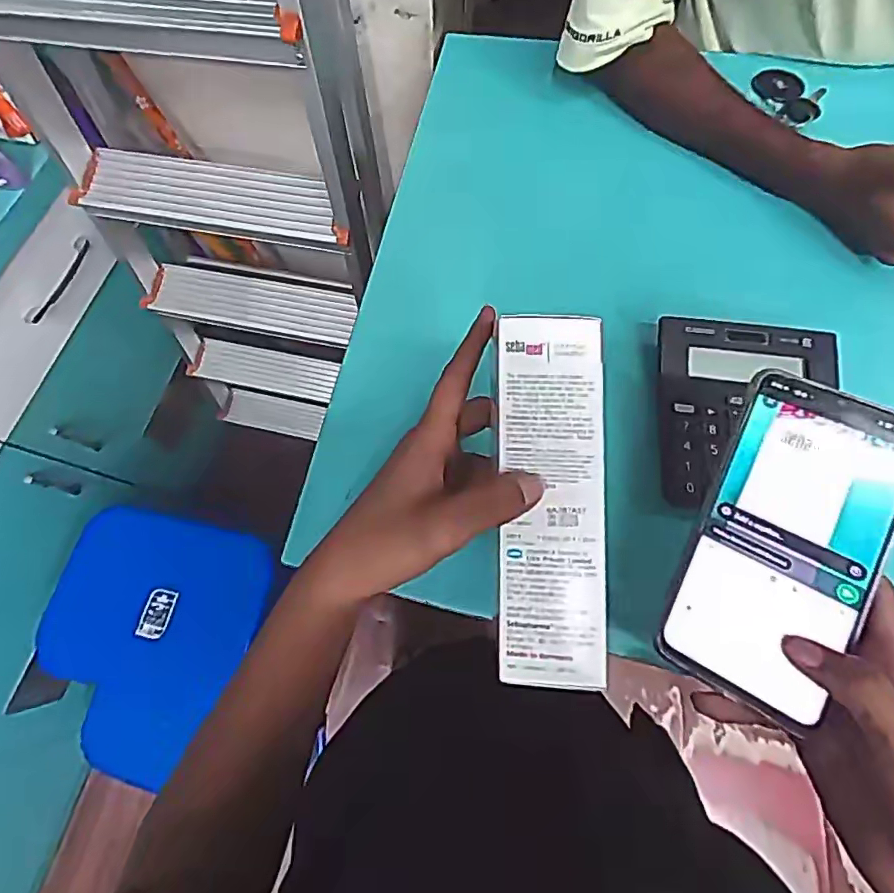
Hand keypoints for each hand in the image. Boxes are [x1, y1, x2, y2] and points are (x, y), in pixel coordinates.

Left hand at [301, 306, 543, 605]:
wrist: (345, 574)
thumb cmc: (385, 540)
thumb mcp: (446, 523)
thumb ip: (492, 503)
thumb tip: (536, 482)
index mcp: (428, 440)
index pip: (454, 382)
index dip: (472, 348)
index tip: (490, 318)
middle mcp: (429, 449)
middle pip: (473, 417)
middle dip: (508, 412)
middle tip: (548, 412)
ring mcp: (428, 473)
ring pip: (474, 451)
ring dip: (502, 455)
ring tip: (545, 464)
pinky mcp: (428, 496)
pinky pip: (467, 478)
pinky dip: (490, 483)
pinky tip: (515, 503)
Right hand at [689, 581, 893, 892]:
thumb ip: (863, 695)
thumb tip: (801, 647)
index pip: (876, 605)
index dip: (848, 567)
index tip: (808, 539)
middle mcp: (865, 687)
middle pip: (815, 626)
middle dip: (780, 601)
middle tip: (738, 580)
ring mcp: (835, 713)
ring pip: (782, 664)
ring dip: (747, 651)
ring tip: (711, 638)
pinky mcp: (812, 739)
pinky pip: (765, 705)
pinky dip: (735, 698)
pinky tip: (712, 697)